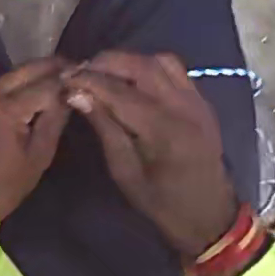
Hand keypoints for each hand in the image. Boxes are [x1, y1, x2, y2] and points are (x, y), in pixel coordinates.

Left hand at [0, 59, 73, 219]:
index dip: (65, 79)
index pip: (43, 86)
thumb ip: (55, 119)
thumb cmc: (10, 182)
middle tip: (73, 65)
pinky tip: (34, 86)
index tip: (84, 72)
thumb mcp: (40, 154)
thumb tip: (70, 92)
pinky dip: (18, 82)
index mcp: (6, 109)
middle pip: (24, 70)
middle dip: (50, 66)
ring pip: (10, 75)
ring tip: (58, 73)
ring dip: (34, 72)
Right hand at [65, 52, 237, 262]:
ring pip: (159, 61)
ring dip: (128, 60)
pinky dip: (149, 65)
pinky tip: (131, 77)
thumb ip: (104, 127)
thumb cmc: (161, 202)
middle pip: (141, 66)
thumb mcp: (124, 172)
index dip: (89, 80)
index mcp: (164, 131)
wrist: (210, 215)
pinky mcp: (201, 100)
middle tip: (80, 70)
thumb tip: (76, 94)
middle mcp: (184, 108)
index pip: (119, 92)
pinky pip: (175, 69)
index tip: (64, 78)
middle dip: (106, 62)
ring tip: (104, 71)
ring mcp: (197, 101)